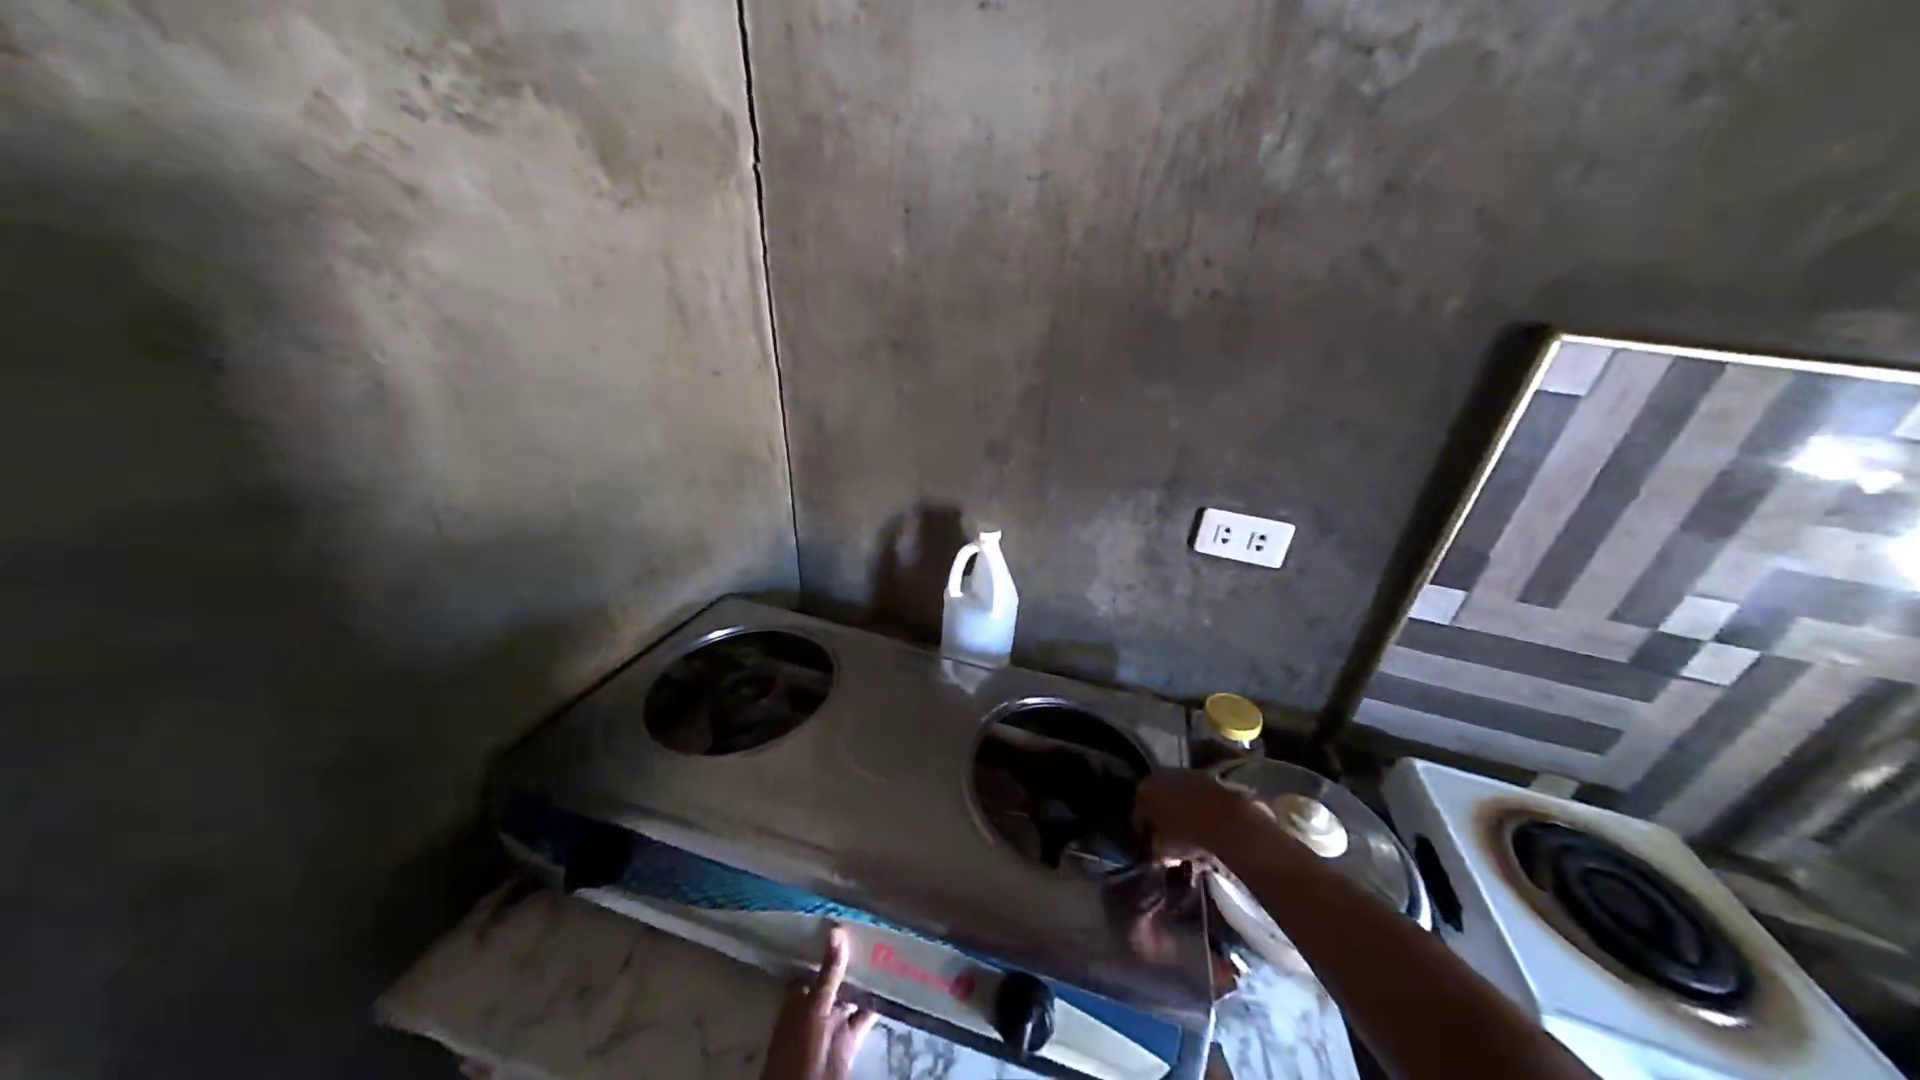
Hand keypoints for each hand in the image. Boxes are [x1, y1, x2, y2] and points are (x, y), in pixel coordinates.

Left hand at [760, 926, 879, 1079]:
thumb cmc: (801, 1046)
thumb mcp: (815, 1006)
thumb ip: (828, 972)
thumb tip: (836, 930)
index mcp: (799, 997)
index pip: (814, 964)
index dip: (829, 947)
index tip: (848, 924)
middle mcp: (816, 1008)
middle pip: (835, 979)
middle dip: (852, 961)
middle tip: (875, 932)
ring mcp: (833, 1024)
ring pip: (851, 997)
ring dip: (866, 981)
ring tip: (888, 954)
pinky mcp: (850, 1041)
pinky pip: (864, 1017)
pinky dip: (876, 1005)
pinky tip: (891, 987)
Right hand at [1132, 769, 1270, 864]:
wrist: (1229, 820)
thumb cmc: (1188, 836)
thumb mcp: (1164, 850)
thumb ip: (1154, 848)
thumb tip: (1155, 848)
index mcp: (1144, 792)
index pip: (1138, 816)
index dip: (1144, 835)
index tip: (1150, 848)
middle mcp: (1159, 776)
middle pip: (1156, 801)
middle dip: (1161, 819)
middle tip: (1169, 839)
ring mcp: (1184, 772)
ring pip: (1175, 795)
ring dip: (1179, 810)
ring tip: (1189, 831)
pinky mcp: (1206, 775)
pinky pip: (1195, 794)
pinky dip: (1196, 805)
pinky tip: (1204, 821)